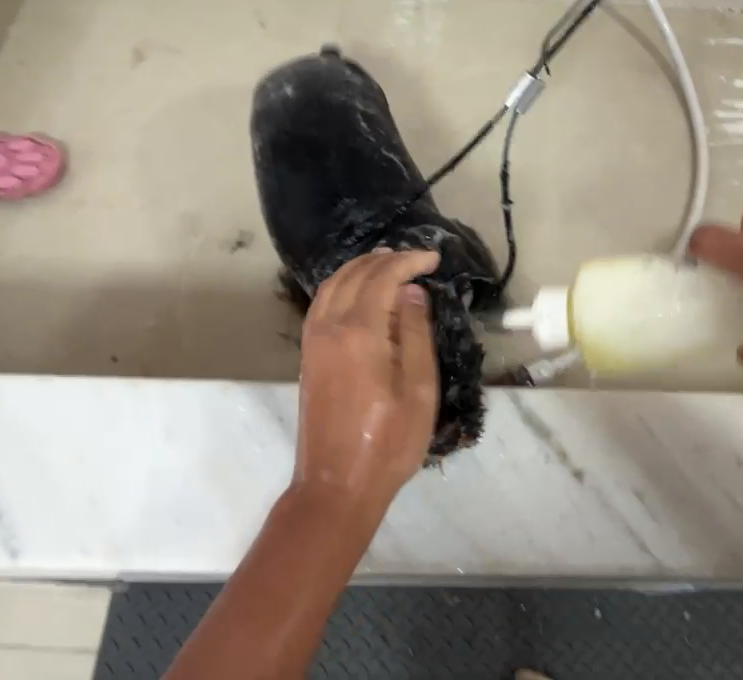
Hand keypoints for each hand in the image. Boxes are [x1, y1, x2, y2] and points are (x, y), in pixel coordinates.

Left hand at [292, 248, 440, 519]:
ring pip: (333, 285)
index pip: (383, 278)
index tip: (434, 258)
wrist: (337, 485)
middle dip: (386, 260)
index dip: (409, 262)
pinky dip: (342, 285)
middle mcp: (330, 327)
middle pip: (355, 274)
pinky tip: (360, 293)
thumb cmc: (388, 442)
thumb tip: (412, 292)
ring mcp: (314, 341)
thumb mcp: (419, 390)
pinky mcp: (309, 356)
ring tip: (388, 264)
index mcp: (359, 332)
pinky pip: (322, 303)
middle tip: (416, 259)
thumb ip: (415, 334)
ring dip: (361, 268)